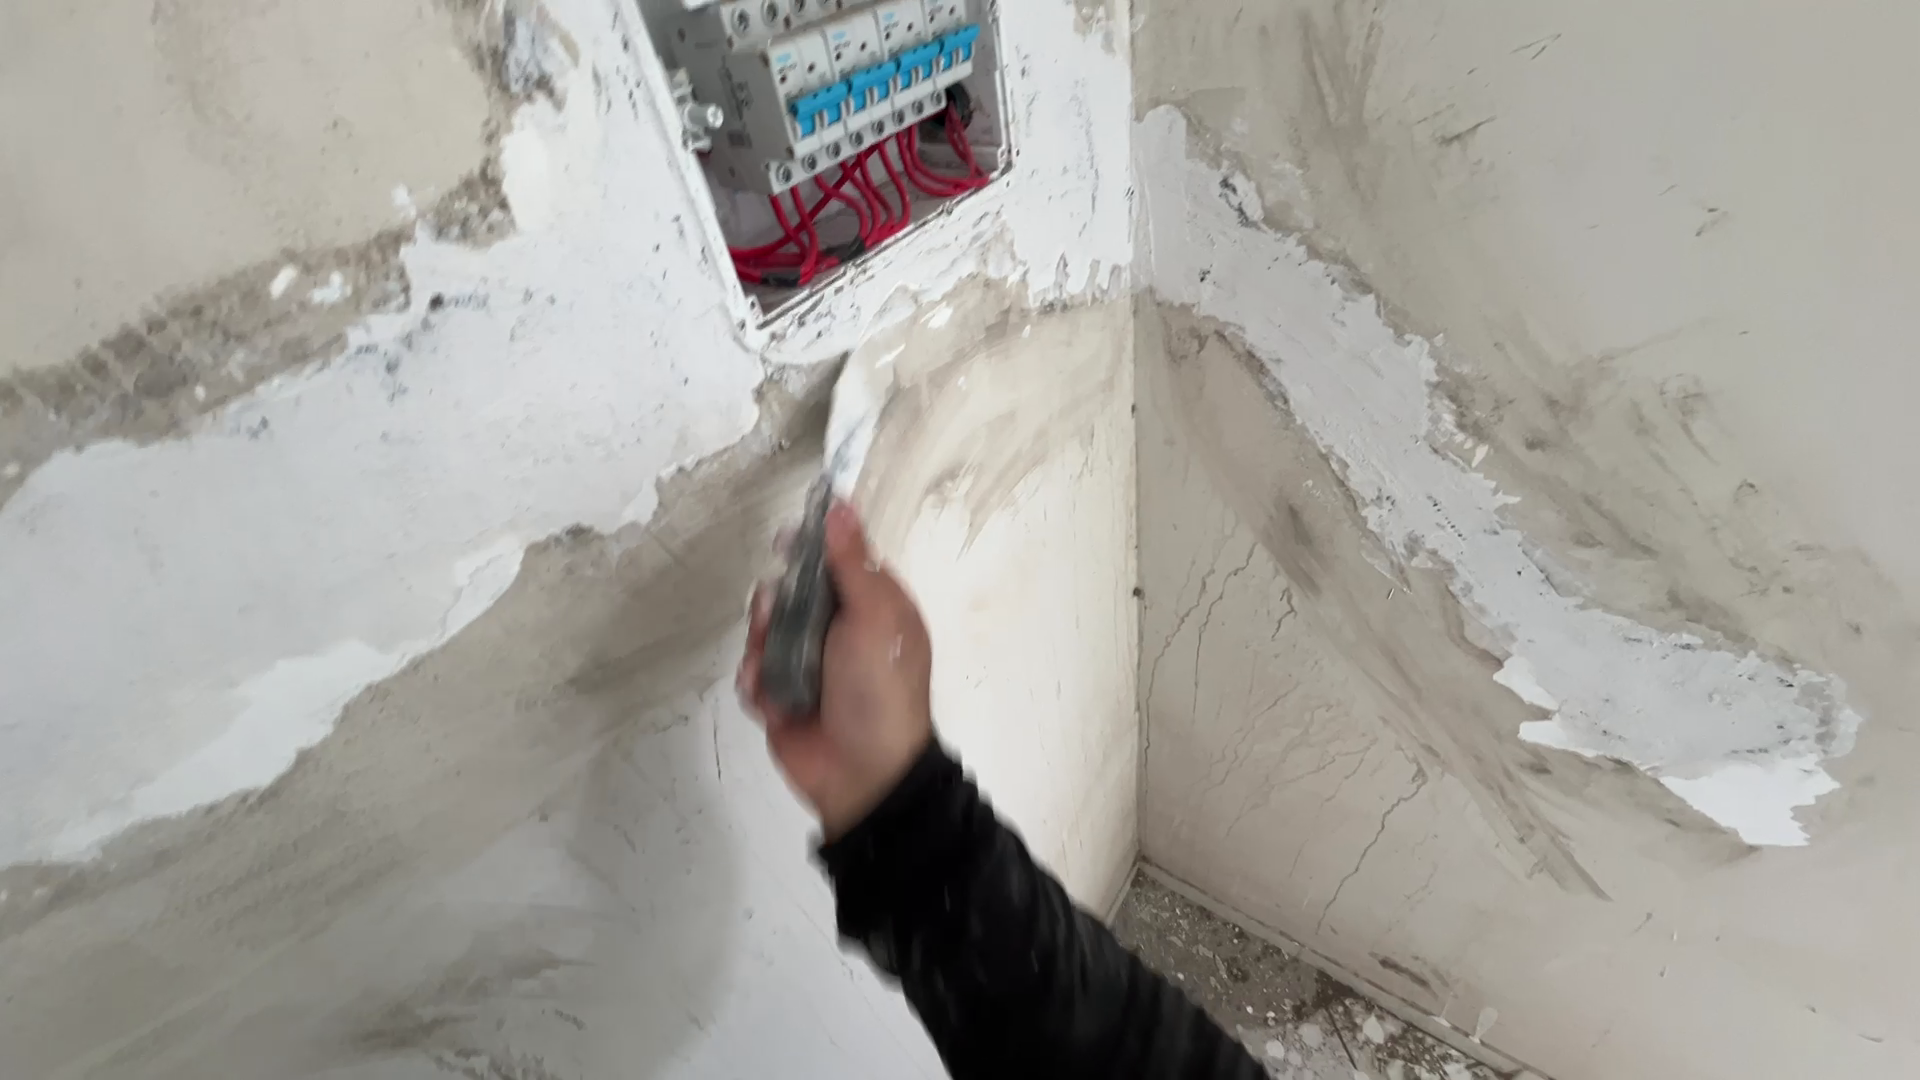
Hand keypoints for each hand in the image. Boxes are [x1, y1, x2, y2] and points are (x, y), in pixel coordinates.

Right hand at [739, 500, 934, 838]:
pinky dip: (758, 680)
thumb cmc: (878, 686)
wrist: (862, 773)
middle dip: (778, 599)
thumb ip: (852, 561)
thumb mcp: (874, 616)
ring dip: (764, 641)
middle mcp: (840, 629)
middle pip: (792, 591)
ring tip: (773, 661)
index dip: (812, 548)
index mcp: (873, 606)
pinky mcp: (780, 694)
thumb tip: (842, 503)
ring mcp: (807, 662)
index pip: (838, 560)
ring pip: (767, 629)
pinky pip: (754, 670)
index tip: (789, 540)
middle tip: (774, 607)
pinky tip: (772, 697)